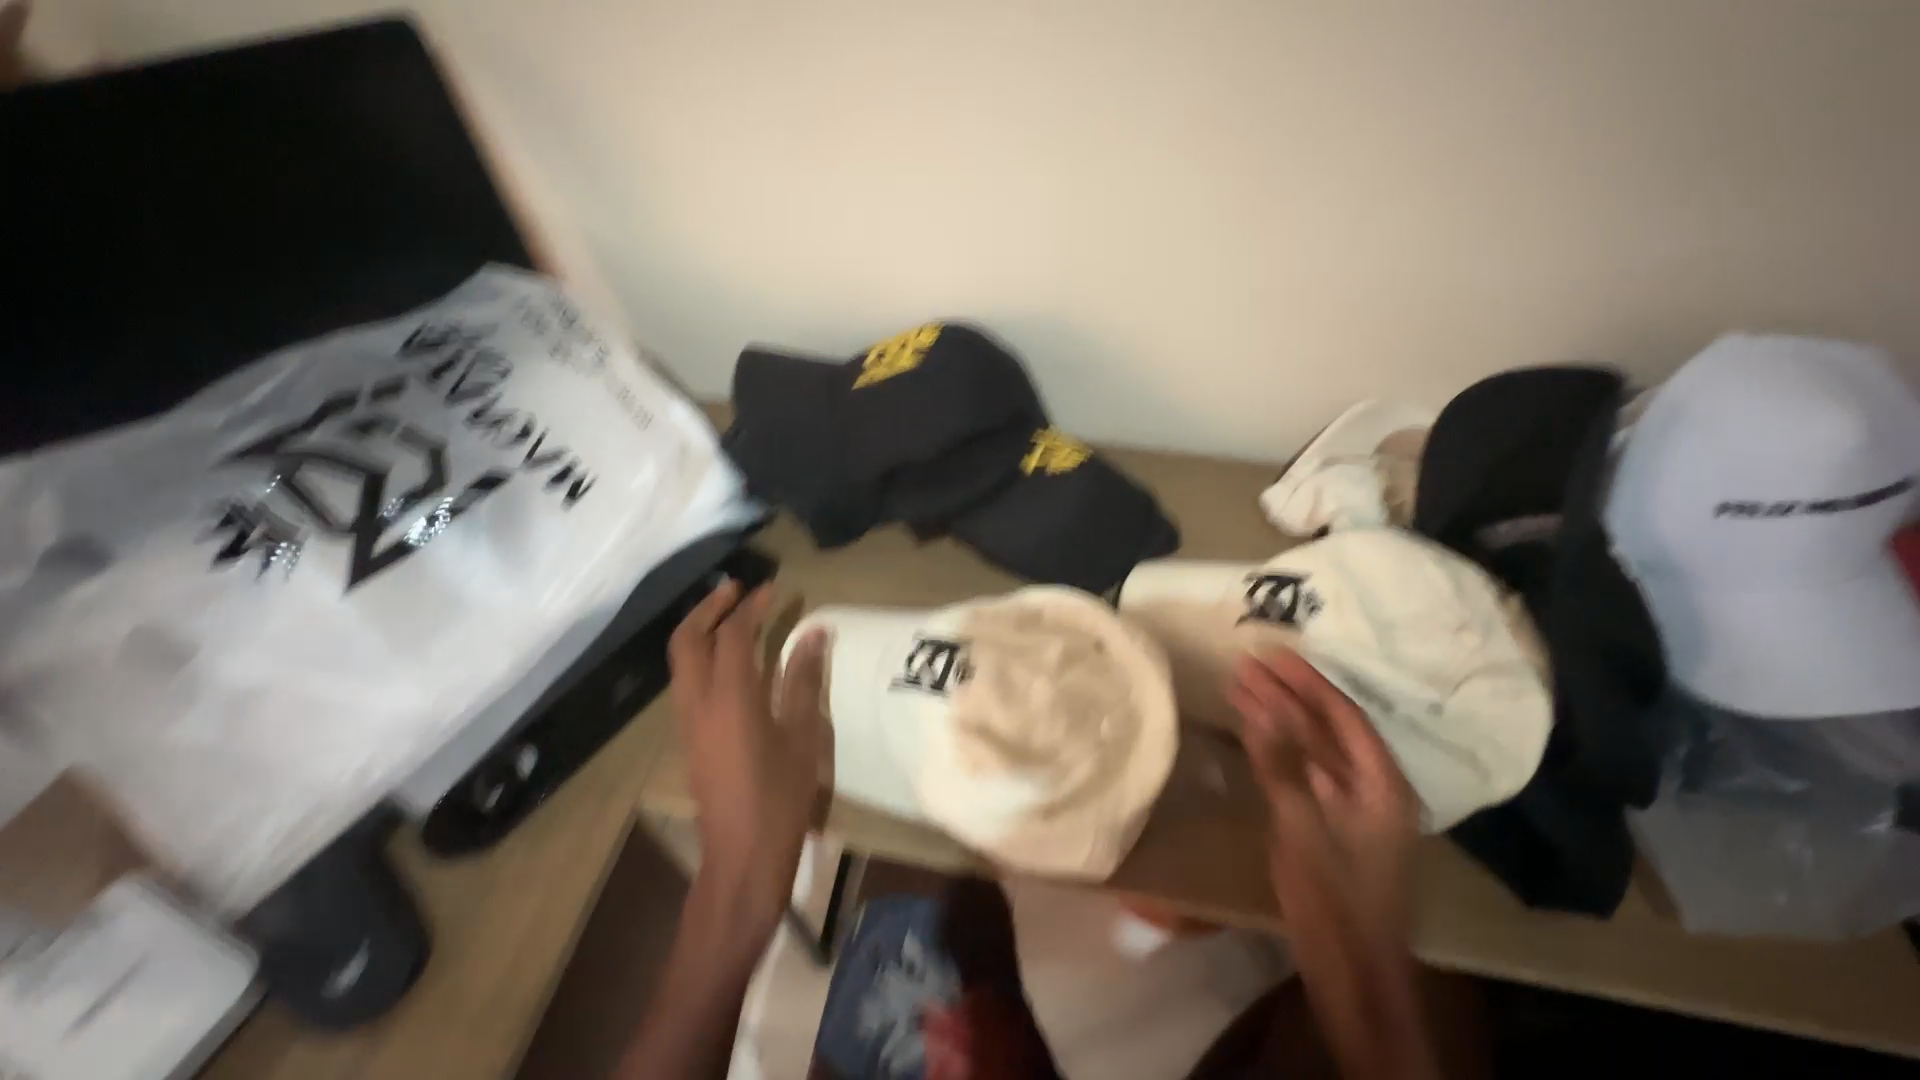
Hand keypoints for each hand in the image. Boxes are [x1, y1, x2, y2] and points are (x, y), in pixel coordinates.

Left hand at [667, 578, 829, 930]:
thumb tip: (814, 632)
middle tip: (735, 590)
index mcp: (730, 698)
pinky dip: (702, 657)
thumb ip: (804, 679)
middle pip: (688, 640)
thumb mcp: (804, 735)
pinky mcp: (689, 739)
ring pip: (681, 661)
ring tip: (731, 617)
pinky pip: (687, 682)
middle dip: (709, 608)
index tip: (773, 588)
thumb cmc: (781, 797)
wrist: (742, 856)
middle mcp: (698, 702)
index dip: (752, 606)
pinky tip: (730, 663)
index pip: (734, 635)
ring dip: (701, 631)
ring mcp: (687, 722)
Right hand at [1230, 649, 1418, 936]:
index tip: (1272, 654)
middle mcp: (1373, 788)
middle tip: (1245, 664)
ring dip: (1278, 720)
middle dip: (1286, 697)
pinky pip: (1303, 774)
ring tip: (1238, 688)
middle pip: (1327, 730)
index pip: (1343, 717)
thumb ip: (1282, 765)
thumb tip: (1260, 707)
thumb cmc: (1333, 897)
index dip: (1307, 683)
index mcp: (1382, 784)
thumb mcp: (1303, 827)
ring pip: (1313, 750)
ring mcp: (1352, 808)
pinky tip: (1251, 733)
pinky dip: (1277, 750)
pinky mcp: (1330, 825)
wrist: (1350, 968)